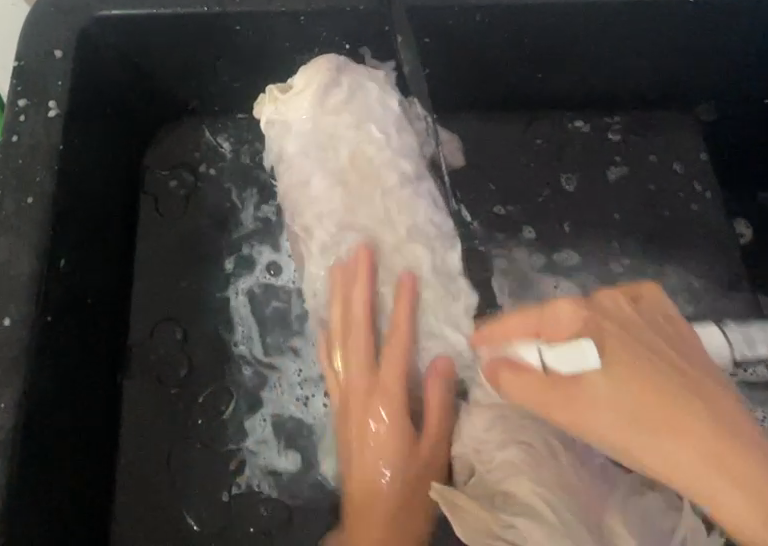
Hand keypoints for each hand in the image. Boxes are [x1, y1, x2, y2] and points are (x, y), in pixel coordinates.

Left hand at [320, 243, 458, 545]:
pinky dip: (325, 338)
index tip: (406, 272)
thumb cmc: (412, 491)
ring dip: (338, 300)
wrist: (373, 526)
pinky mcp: (336, 407)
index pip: (396, 341)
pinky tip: (323, 320)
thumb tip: (444, 357)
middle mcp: (358, 388)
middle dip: (358, 285)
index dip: (401, 305)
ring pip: (338, 337)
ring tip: (338, 267)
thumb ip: (440, 403)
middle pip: (356, 327)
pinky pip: (327, 364)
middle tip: (359, 249)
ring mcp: (343, 396)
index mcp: (387, 398)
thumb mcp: (437, 452)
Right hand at [471, 282, 767, 545]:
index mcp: (576, 313)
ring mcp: (644, 305)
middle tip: (531, 375)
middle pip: (556, 321)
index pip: (519, 321)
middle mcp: (606, 297)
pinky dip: (616, 328)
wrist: (726, 454)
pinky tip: (622, 352)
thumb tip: (490, 362)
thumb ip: (517, 382)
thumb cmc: (638, 430)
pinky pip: (629, 314)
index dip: (494, 336)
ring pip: (592, 319)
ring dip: (578, 340)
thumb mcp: (567, 411)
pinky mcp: (674, 321)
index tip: (475, 347)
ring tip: (580, 374)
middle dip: (539, 344)